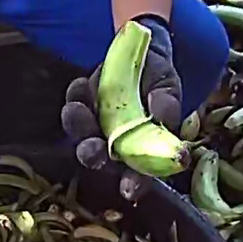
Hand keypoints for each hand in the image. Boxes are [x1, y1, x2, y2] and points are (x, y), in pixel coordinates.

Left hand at [61, 14, 182, 198]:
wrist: (143, 51)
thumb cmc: (159, 81)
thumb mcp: (168, 89)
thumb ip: (166, 104)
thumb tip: (164, 116)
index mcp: (138, 149)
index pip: (137, 174)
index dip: (133, 183)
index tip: (129, 190)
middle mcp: (112, 141)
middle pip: (99, 158)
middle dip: (94, 156)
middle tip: (95, 152)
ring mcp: (94, 122)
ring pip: (81, 133)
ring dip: (78, 126)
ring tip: (78, 111)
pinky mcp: (81, 100)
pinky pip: (75, 101)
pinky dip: (76, 96)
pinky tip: (82, 86)